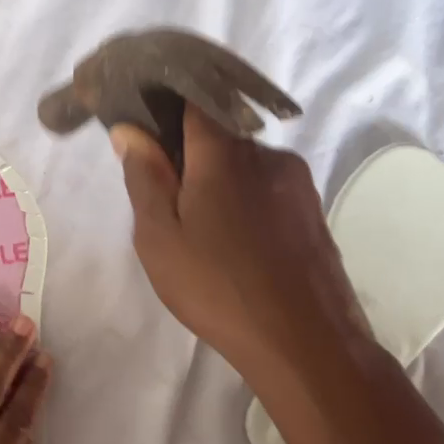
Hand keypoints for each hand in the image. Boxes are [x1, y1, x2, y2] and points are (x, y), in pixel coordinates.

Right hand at [111, 104, 374, 380]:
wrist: (306, 344)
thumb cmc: (217, 286)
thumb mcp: (159, 235)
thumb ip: (144, 176)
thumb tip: (129, 130)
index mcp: (225, 154)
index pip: (195, 100)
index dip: (166, 104)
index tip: (141, 129)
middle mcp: (268, 156)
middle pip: (218, 135)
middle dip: (187, 155)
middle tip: (163, 201)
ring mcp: (298, 185)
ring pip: (243, 166)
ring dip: (217, 183)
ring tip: (198, 232)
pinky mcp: (313, 213)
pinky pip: (265, 190)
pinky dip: (242, 204)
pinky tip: (232, 246)